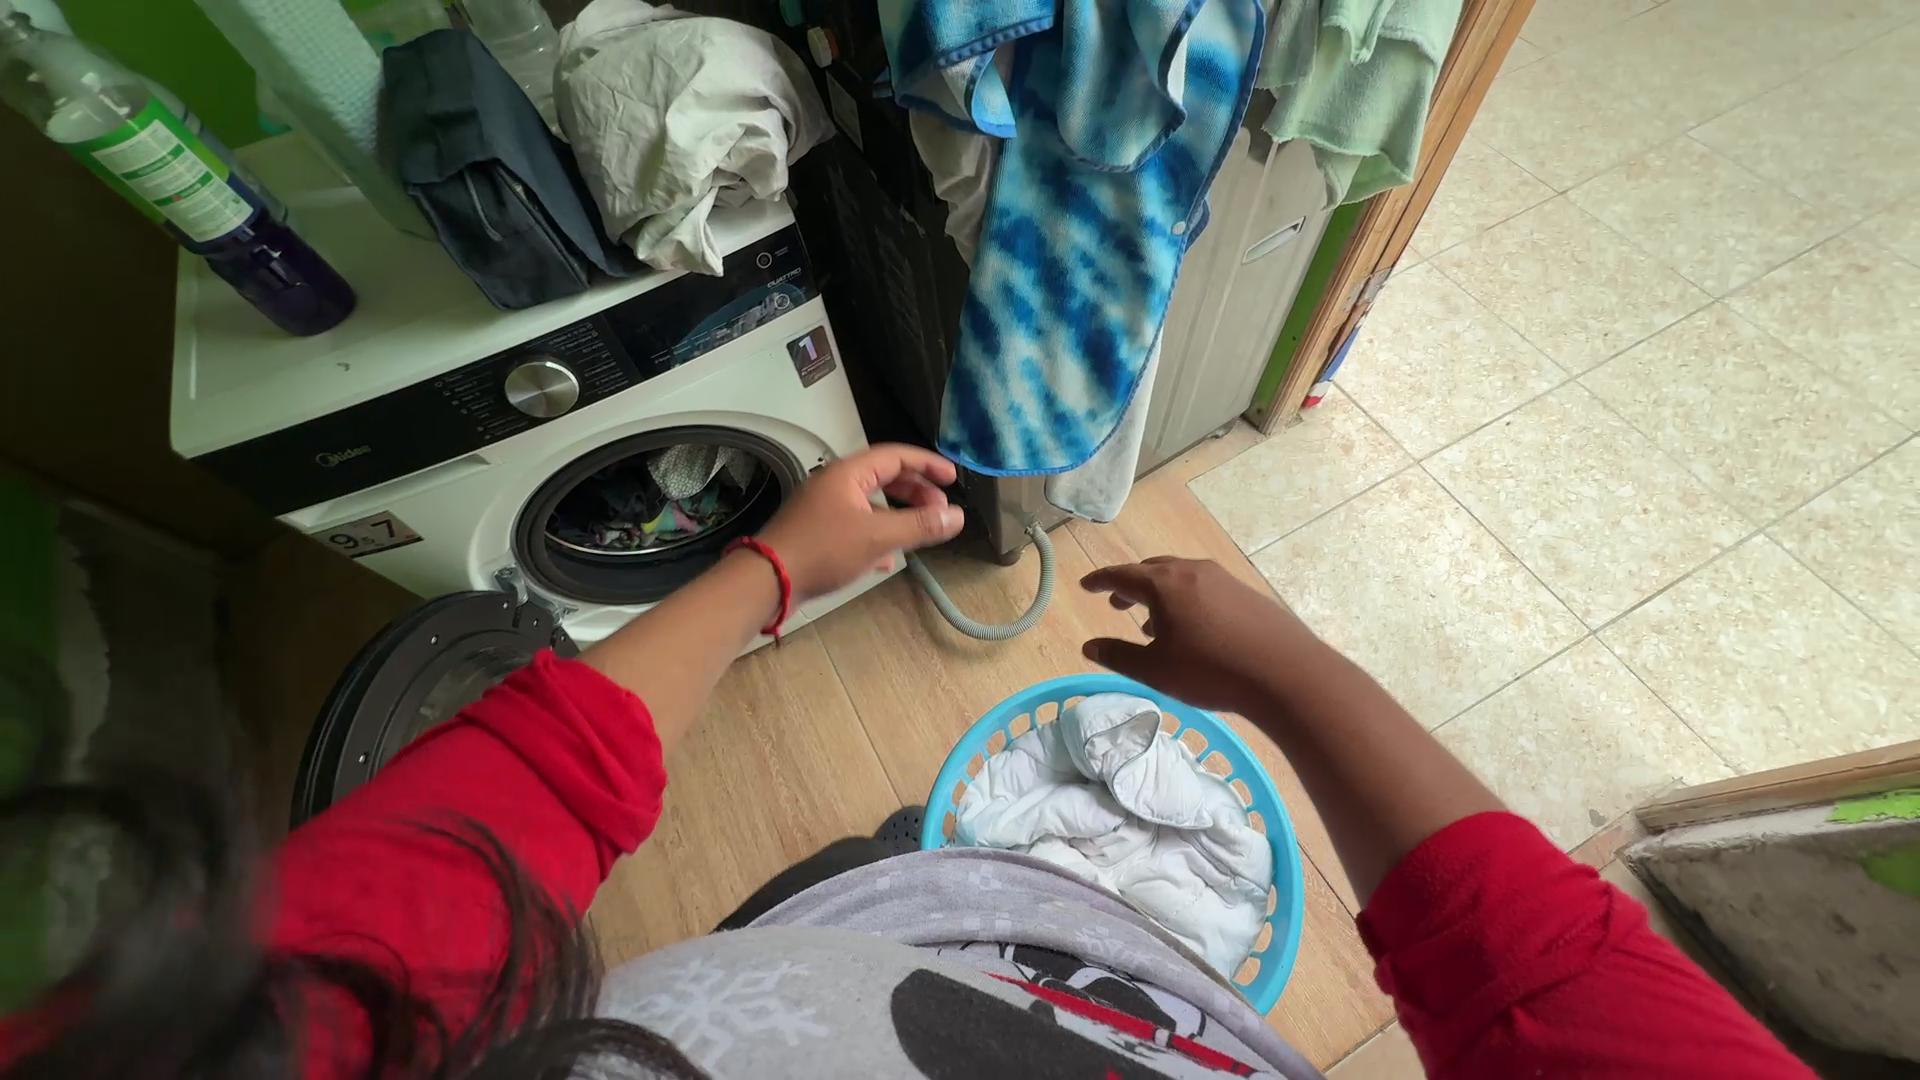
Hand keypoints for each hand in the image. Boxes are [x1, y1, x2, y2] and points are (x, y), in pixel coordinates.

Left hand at [756, 443, 964, 601]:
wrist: (767, 581)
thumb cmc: (822, 550)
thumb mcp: (877, 537)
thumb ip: (919, 525)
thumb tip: (957, 516)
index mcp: (849, 473)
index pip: (896, 456)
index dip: (927, 464)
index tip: (952, 478)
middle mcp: (835, 484)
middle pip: (884, 477)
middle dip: (915, 492)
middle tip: (939, 509)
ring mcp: (824, 508)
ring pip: (871, 504)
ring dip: (899, 515)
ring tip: (919, 533)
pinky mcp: (818, 532)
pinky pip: (857, 525)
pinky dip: (878, 535)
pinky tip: (887, 560)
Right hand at [1080, 557, 1321, 714]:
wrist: (1287, 675)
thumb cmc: (1211, 672)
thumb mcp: (1155, 670)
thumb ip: (1118, 655)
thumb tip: (1089, 647)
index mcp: (1164, 584)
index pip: (1122, 575)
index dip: (1100, 581)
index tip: (1086, 586)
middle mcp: (1192, 571)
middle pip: (1152, 570)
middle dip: (1131, 586)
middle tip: (1117, 604)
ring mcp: (1224, 580)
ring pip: (1181, 578)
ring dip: (1160, 595)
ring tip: (1152, 624)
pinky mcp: (1247, 594)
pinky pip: (1204, 588)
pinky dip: (1186, 600)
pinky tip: (1192, 629)